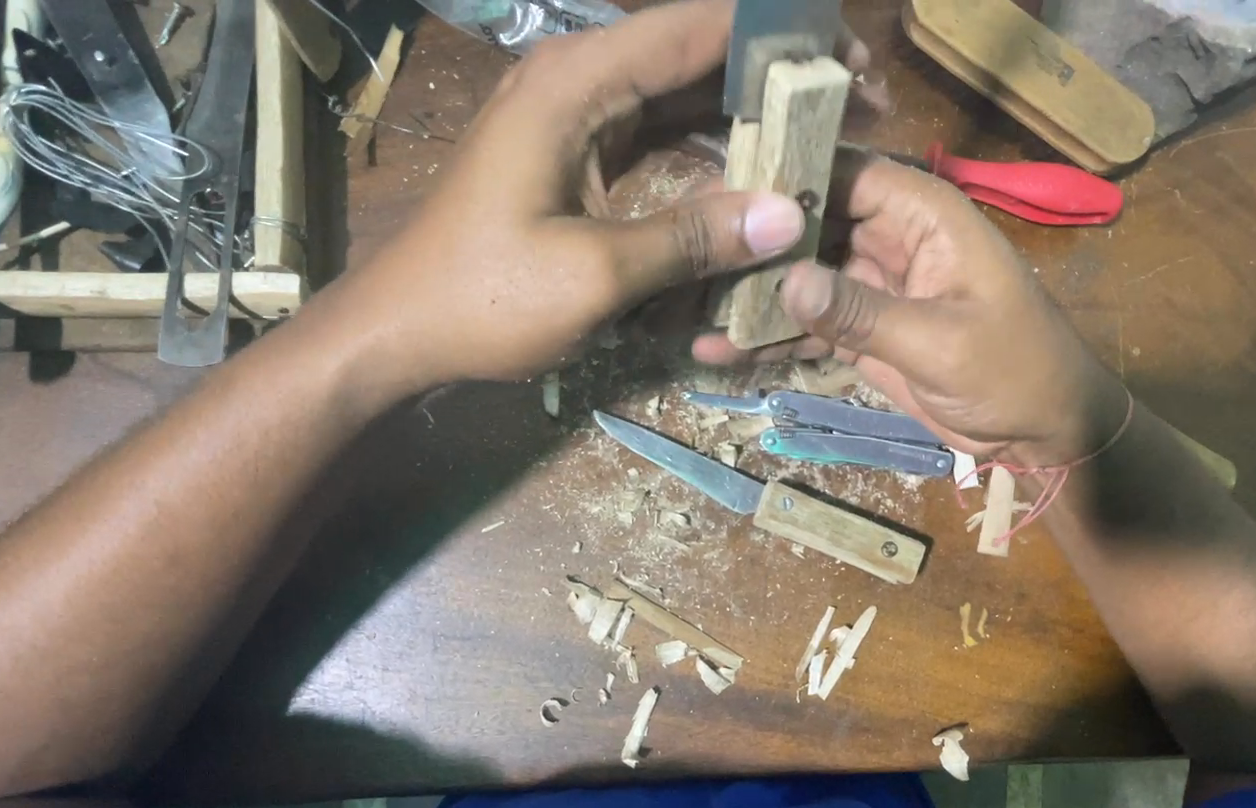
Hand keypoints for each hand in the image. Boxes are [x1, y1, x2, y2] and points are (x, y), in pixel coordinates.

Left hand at [325, 0, 863, 395]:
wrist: (404, 329)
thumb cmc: (484, 298)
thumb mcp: (594, 274)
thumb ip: (691, 239)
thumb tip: (786, 215)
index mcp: (576, 83)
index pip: (698, 25)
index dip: (781, 36)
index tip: (852, 61)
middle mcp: (578, 82)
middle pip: (695, 54)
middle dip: (773, 78)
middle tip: (849, 108)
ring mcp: (576, 120)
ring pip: (680, 98)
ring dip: (743, 118)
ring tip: (812, 142)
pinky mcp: (577, 159)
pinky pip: (657, 139)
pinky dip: (704, 155)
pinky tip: (748, 176)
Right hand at [692, 156, 1119, 460]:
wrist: (1041, 432)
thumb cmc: (1012, 370)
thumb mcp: (937, 340)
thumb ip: (861, 311)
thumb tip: (786, 280)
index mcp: (924, 217)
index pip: (847, 175)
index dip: (789, 181)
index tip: (727, 200)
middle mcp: (893, 242)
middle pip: (813, 227)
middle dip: (758, 246)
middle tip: (692, 261)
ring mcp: (874, 290)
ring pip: (803, 281)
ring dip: (755, 299)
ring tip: (692, 313)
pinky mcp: (862, 334)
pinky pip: (809, 328)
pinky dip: (773, 340)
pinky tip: (721, 350)